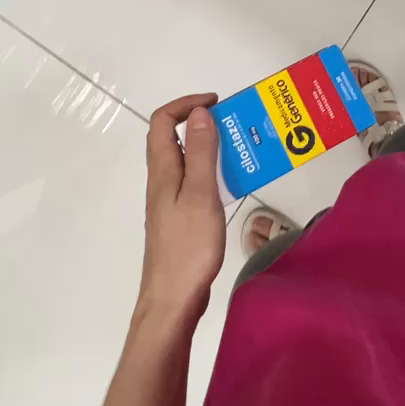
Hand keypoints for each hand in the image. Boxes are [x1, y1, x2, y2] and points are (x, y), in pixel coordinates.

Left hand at [138, 94, 225, 321]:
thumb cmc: (188, 247)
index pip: (162, 121)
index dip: (186, 104)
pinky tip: (234, 185)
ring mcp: (170, 201)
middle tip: (235, 124)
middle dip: (203, 123)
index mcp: (163, 171)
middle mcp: (163, 181)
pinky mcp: (180, 218)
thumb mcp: (200, 195)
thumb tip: (200, 113)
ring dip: (211, 148)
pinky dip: (213, 172)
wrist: (172, 301)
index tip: (216, 103)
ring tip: (242, 150)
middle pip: (174, 138)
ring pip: (187, 161)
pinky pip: (195, 182)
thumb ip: (202, 153)